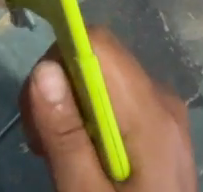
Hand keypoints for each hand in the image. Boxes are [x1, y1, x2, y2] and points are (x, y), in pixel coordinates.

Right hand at [20, 27, 196, 191]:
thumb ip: (66, 136)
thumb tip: (43, 68)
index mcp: (152, 115)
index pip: (98, 45)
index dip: (59, 59)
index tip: (38, 105)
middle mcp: (162, 101)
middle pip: (96, 58)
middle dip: (57, 86)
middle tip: (38, 142)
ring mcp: (163, 115)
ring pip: (100, 77)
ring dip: (66, 103)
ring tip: (55, 154)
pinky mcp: (158, 129)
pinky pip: (113, 99)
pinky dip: (86, 116)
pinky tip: (79, 156)